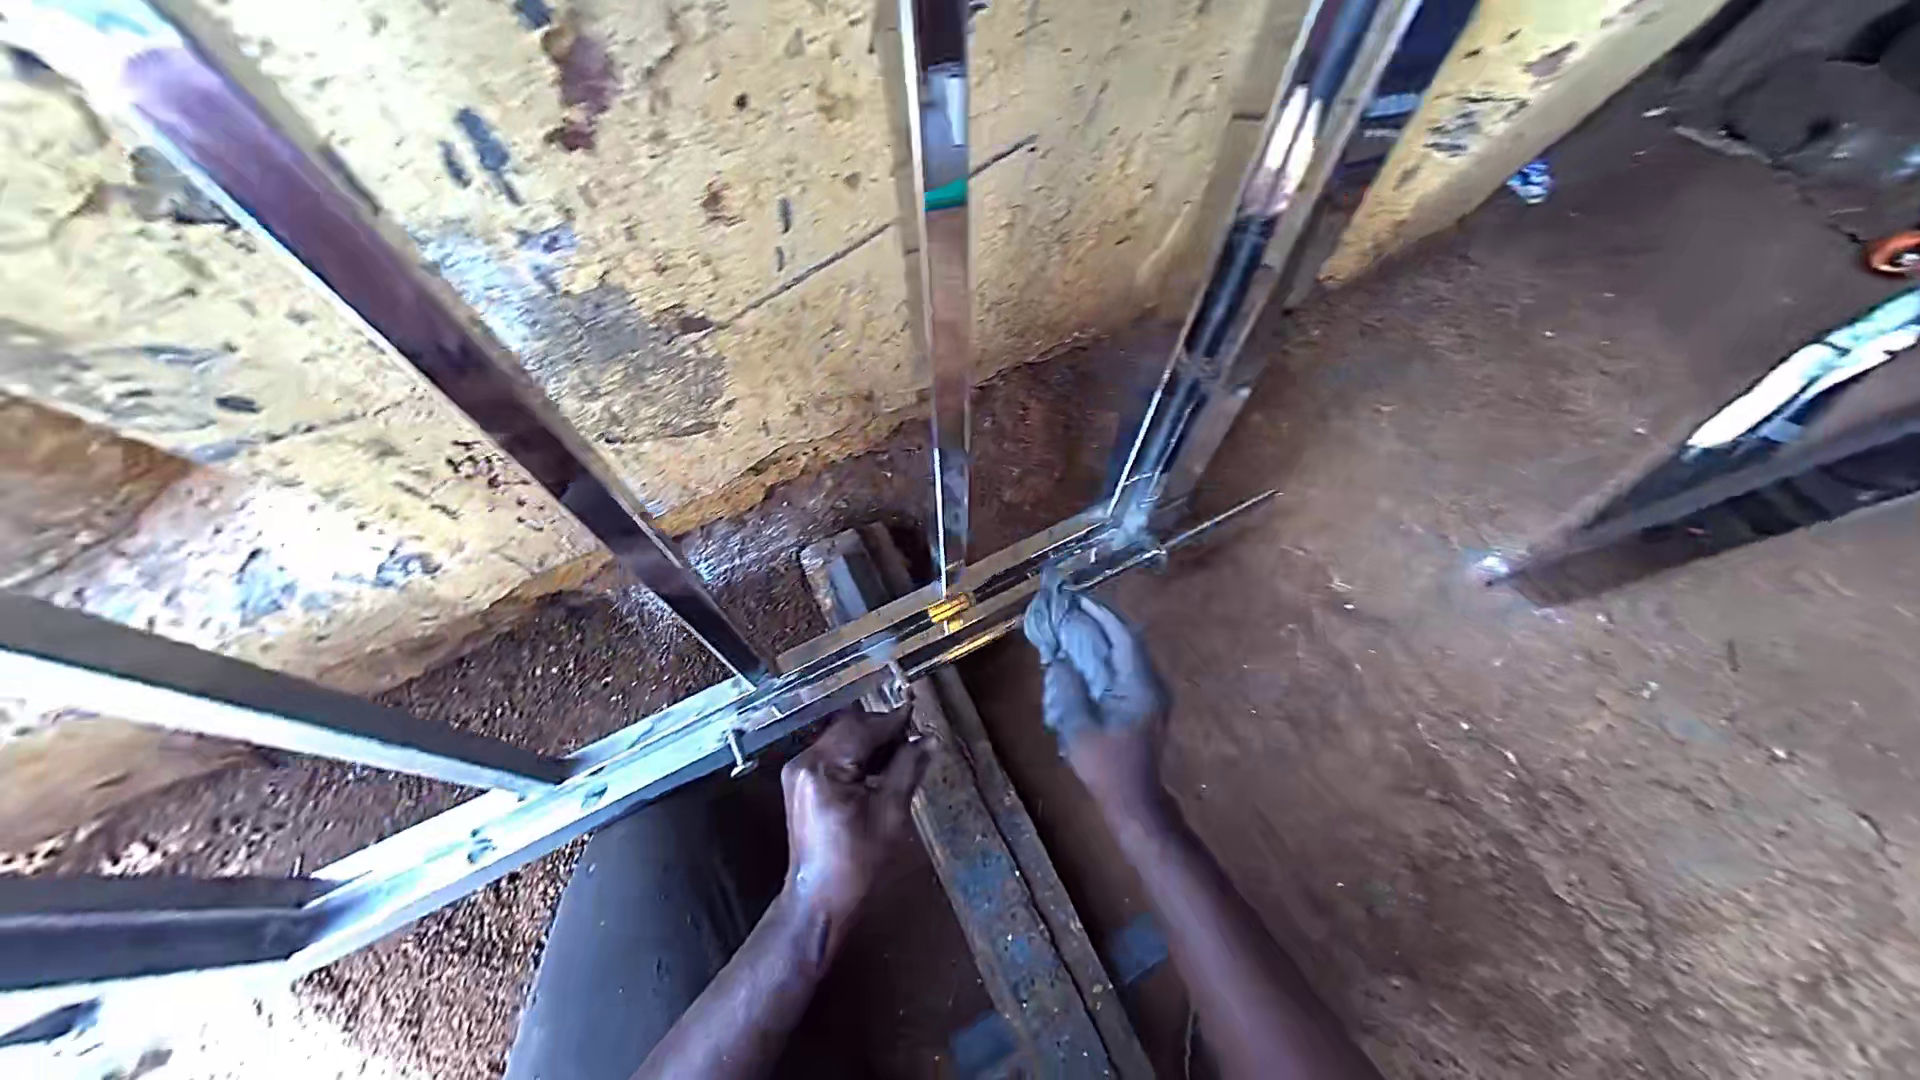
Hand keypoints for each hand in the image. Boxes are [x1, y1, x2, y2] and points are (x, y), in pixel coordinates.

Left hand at [780, 707, 929, 930]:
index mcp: (822, 768)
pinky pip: (833, 754)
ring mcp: (798, 771)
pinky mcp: (801, 782)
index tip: (918, 715)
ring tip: (901, 752)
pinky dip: (857, 755)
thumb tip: (928, 738)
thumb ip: (907, 768)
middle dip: (882, 730)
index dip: (893, 720)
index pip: (862, 728)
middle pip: (848, 728)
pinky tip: (880, 767)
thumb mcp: (890, 813)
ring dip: (870, 741)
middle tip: (913, 738)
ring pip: (841, 738)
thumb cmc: (856, 863)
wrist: (818, 901)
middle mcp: (804, 762)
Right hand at [1025, 581, 1169, 817]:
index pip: (1123, 636)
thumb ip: (1068, 688)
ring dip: (1103, 636)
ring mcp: (1152, 694)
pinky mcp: (1145, 703)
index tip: (1077, 599)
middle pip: (1128, 640)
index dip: (1101, 614)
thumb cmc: (1106, 767)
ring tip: (1075, 625)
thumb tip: (1059, 658)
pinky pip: (1126, 666)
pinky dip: (1106, 654)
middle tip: (1072, 607)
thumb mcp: (1078, 727)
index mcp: (1139, 686)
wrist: (1135, 801)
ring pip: (1128, 652)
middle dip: (1100, 621)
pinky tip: (1085, 655)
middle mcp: (1151, 683)